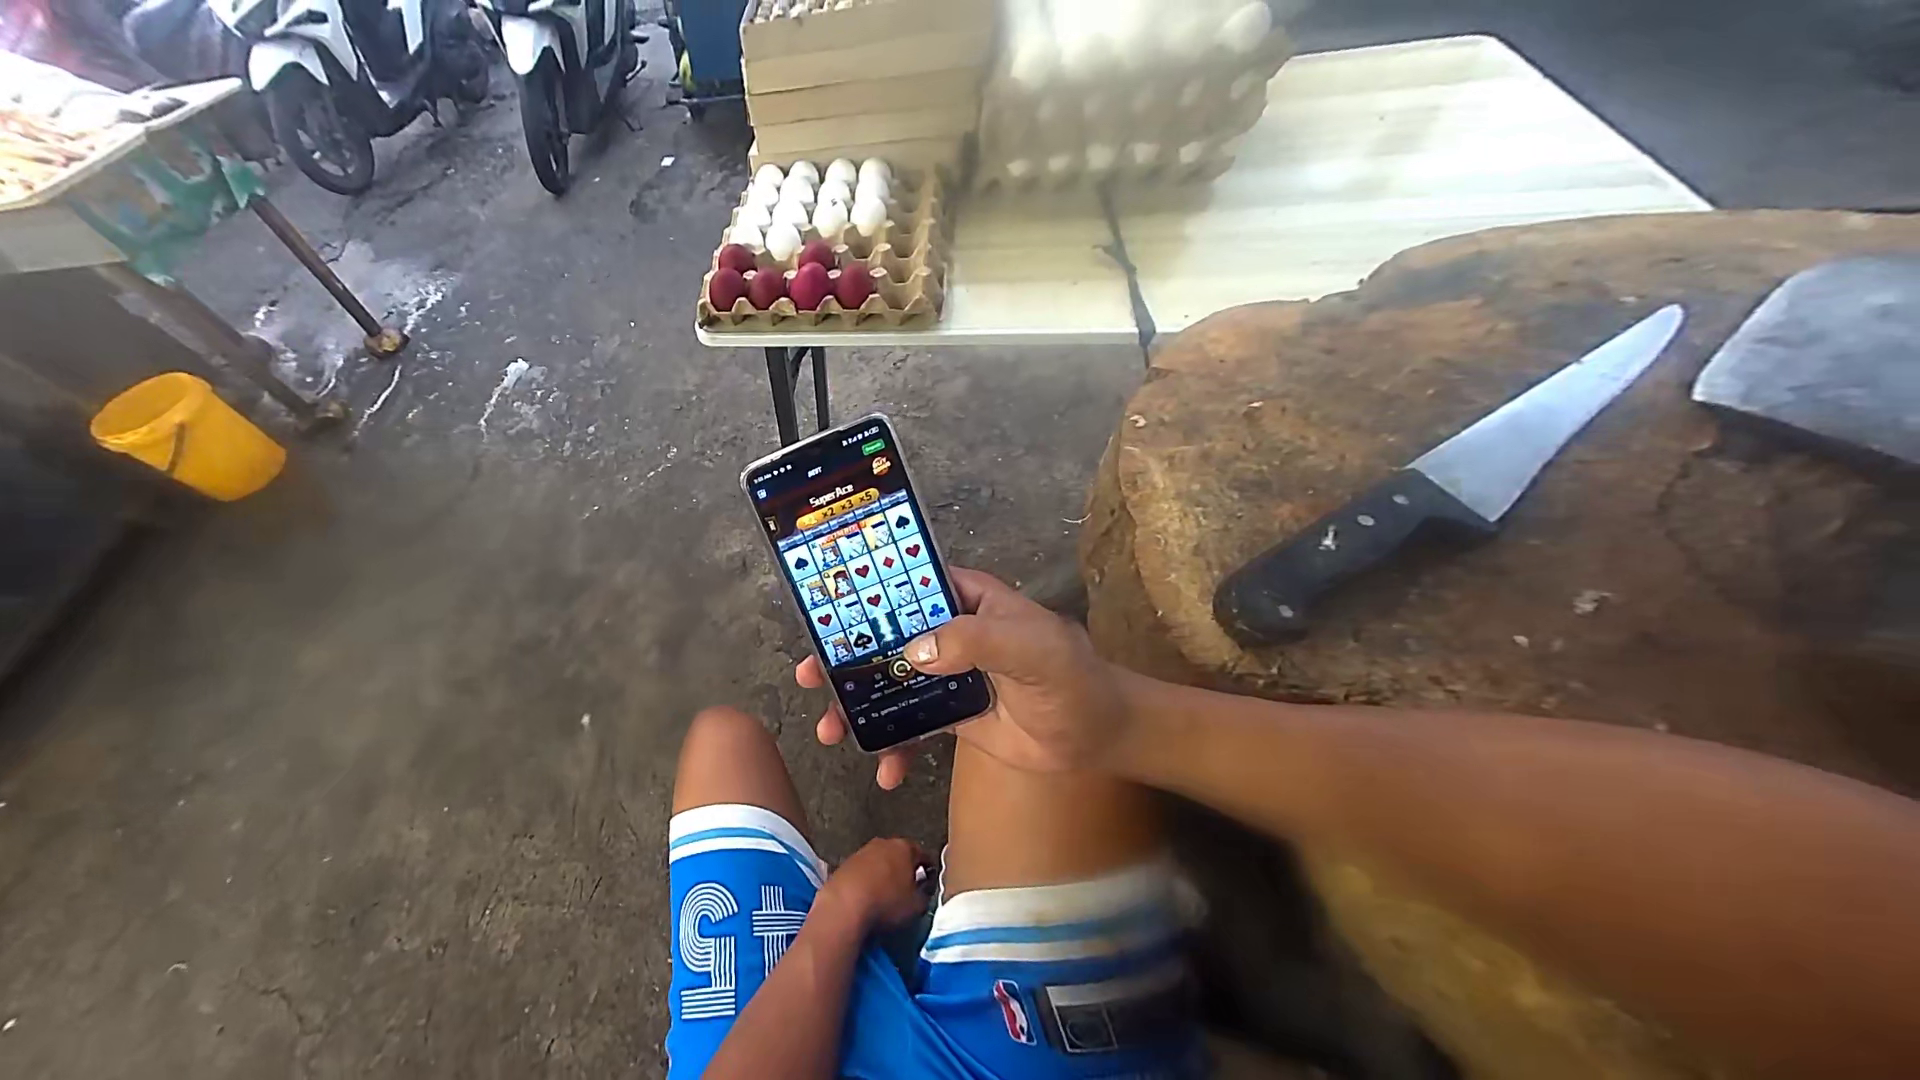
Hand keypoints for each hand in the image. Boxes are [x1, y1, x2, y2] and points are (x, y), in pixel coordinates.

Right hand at [799, 567, 1131, 787]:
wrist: (1095, 734)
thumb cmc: (1070, 677)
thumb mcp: (1031, 648)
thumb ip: (977, 640)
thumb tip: (915, 650)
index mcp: (969, 600)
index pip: (910, 584)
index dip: (868, 593)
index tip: (825, 611)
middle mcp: (952, 632)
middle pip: (888, 636)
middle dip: (847, 657)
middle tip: (810, 676)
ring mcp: (949, 675)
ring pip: (892, 683)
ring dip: (858, 706)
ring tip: (830, 732)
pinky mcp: (951, 716)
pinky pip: (912, 727)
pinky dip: (894, 748)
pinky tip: (887, 772)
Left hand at [815, 838, 932, 932]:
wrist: (843, 908)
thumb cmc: (886, 904)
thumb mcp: (916, 906)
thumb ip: (925, 895)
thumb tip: (923, 892)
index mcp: (905, 848)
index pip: (923, 855)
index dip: (929, 869)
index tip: (930, 882)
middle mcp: (883, 843)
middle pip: (899, 855)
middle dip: (904, 869)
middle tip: (908, 888)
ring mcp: (861, 852)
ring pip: (878, 862)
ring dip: (883, 875)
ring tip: (885, 896)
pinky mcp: (843, 865)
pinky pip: (861, 873)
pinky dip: (866, 882)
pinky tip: (866, 899)